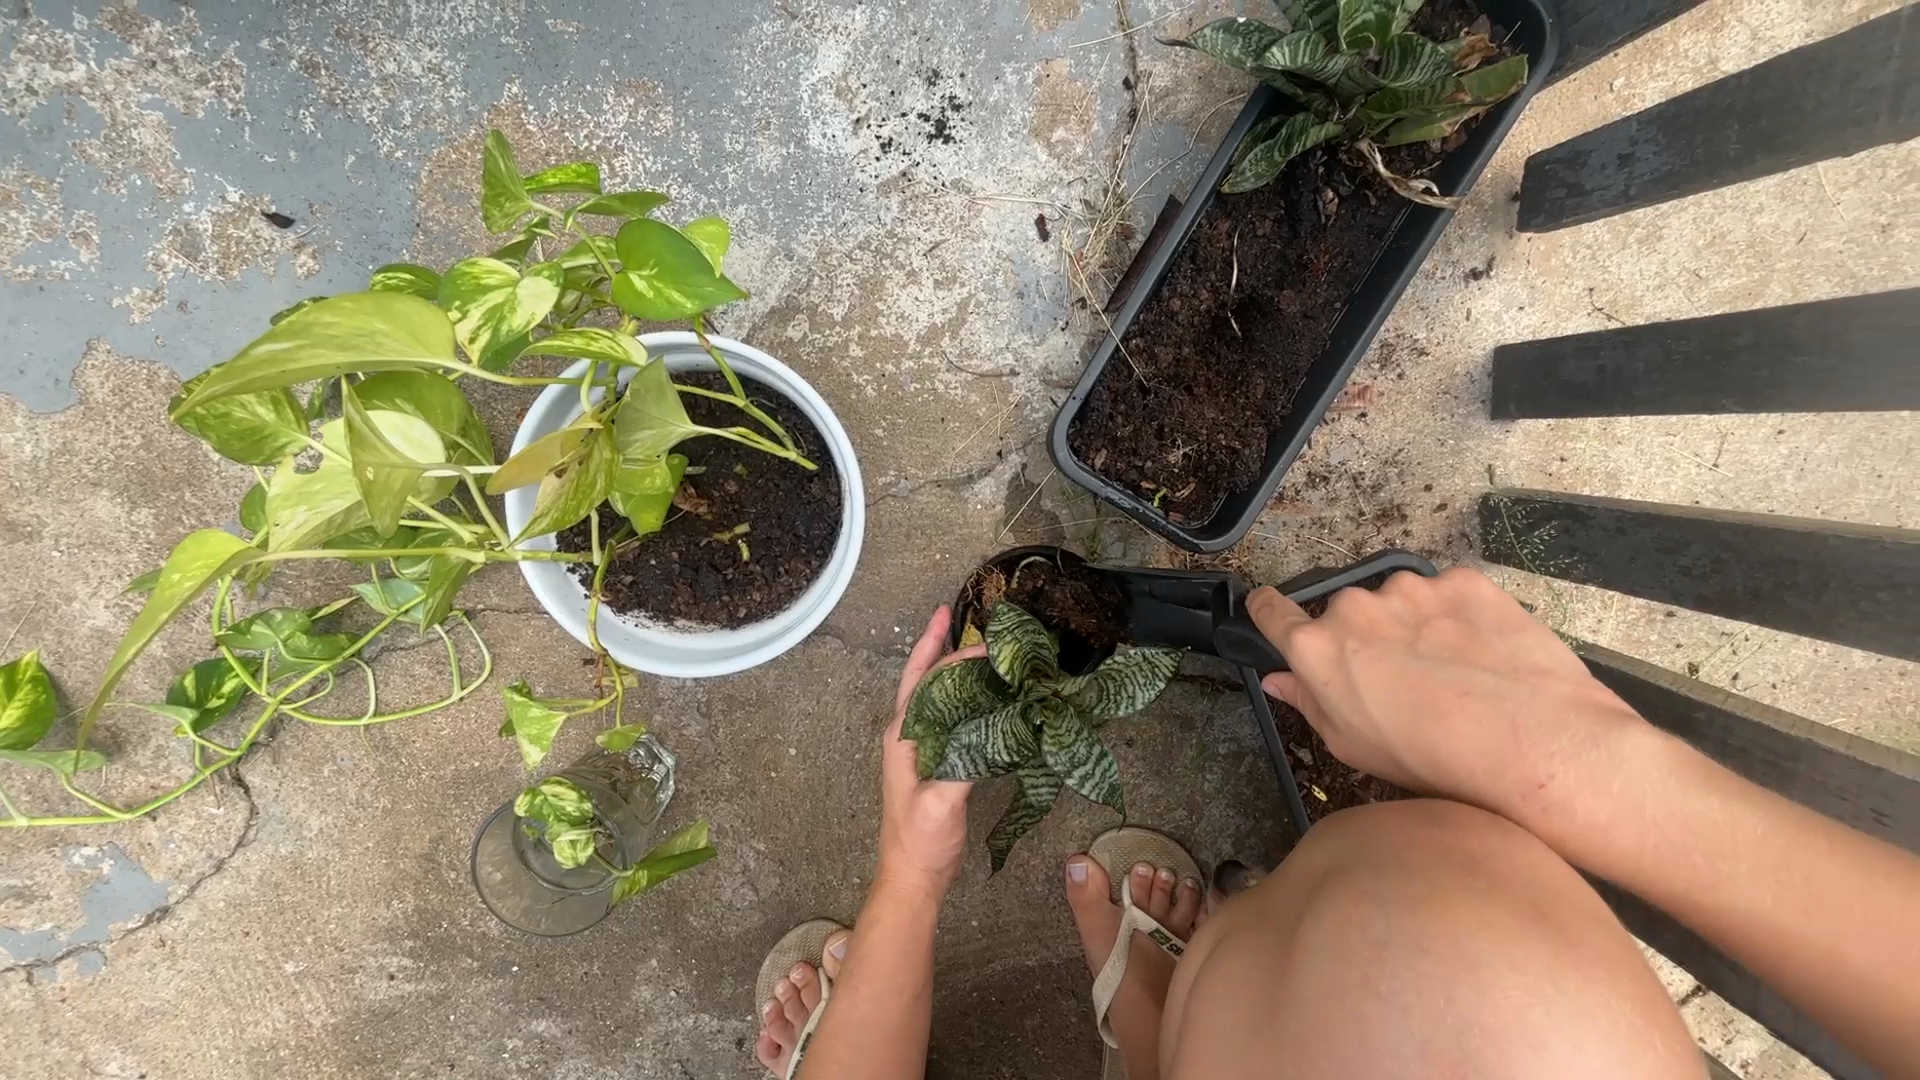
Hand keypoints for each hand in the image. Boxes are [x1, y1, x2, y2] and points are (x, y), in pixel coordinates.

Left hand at [876, 606, 984, 895]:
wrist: (912, 876)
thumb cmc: (920, 841)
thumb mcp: (940, 805)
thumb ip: (960, 768)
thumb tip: (988, 732)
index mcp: (903, 735)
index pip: (924, 680)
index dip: (943, 652)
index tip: (970, 631)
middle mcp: (907, 733)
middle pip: (922, 678)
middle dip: (937, 645)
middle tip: (960, 617)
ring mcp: (918, 746)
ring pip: (934, 694)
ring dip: (949, 666)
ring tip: (973, 645)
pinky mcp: (933, 760)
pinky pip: (947, 714)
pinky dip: (962, 694)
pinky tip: (982, 694)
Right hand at [1248, 567, 1646, 821]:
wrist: (1538, 745)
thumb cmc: (1433, 759)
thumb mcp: (1352, 745)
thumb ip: (1308, 702)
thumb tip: (1278, 680)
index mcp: (1317, 648)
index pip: (1271, 612)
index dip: (1268, 611)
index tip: (1271, 610)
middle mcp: (1353, 607)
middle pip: (1345, 613)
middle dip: (1364, 636)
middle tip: (1400, 676)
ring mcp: (1410, 589)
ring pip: (1399, 601)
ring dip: (1413, 624)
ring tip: (1453, 668)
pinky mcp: (1463, 581)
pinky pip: (1448, 593)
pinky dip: (1458, 616)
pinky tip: (1484, 653)